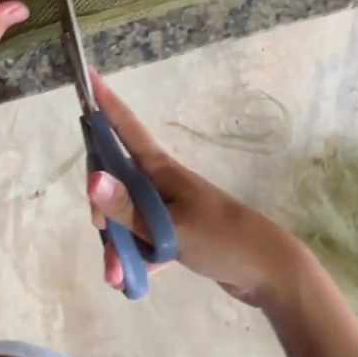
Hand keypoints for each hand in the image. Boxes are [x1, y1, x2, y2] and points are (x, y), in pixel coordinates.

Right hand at [86, 71, 307, 305]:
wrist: (269, 271)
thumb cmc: (222, 239)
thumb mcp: (169, 227)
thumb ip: (128, 208)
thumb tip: (92, 179)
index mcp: (160, 170)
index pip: (126, 128)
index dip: (106, 103)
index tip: (88, 76)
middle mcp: (159, 183)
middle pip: (114, 183)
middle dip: (103, 212)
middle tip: (105, 237)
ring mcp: (166, 208)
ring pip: (126, 218)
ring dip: (117, 246)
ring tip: (116, 276)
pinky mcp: (174, 233)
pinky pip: (141, 240)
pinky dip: (133, 258)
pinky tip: (129, 280)